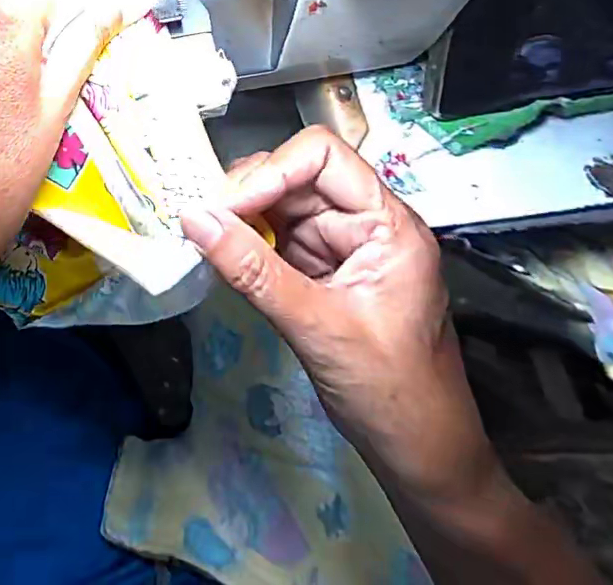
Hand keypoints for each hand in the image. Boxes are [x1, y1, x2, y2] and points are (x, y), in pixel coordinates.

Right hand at [180, 126, 498, 503]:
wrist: (419, 454)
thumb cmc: (391, 392)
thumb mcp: (318, 327)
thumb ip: (252, 270)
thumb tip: (193, 219)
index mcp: (386, 224)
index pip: (323, 156)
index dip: (273, 170)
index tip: (230, 205)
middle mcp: (362, 221)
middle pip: (294, 173)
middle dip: (247, 192)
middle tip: (205, 220)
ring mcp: (337, 243)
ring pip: (277, 202)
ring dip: (239, 214)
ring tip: (206, 234)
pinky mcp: (315, 265)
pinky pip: (271, 234)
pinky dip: (242, 239)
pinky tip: (222, 252)